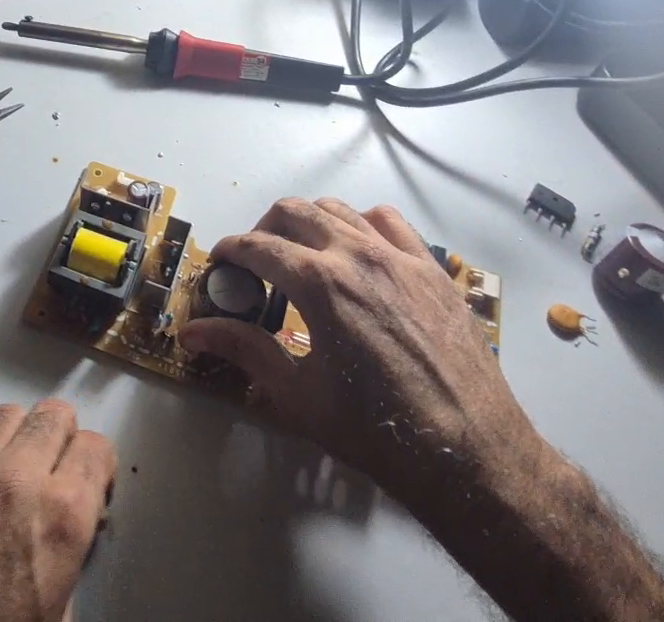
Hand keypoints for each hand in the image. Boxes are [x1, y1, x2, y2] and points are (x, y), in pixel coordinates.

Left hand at [0, 399, 115, 621]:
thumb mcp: (58, 609)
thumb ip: (71, 547)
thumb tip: (76, 521)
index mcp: (60, 517)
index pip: (96, 446)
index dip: (95, 468)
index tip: (88, 482)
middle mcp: (11, 482)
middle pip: (52, 415)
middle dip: (59, 440)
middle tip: (52, 470)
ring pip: (3, 416)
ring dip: (13, 440)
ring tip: (7, 474)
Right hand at [179, 199, 544, 514]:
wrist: (470, 454)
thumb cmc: (376, 432)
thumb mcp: (297, 395)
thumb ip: (243, 350)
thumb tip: (192, 332)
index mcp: (320, 284)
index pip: (257, 246)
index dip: (229, 251)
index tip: (219, 265)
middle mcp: (358, 256)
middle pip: (294, 211)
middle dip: (263, 229)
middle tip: (255, 263)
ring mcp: (400, 257)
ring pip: (340, 209)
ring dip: (309, 223)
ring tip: (301, 255)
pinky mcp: (432, 268)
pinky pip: (389, 222)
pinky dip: (361, 225)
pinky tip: (358, 254)